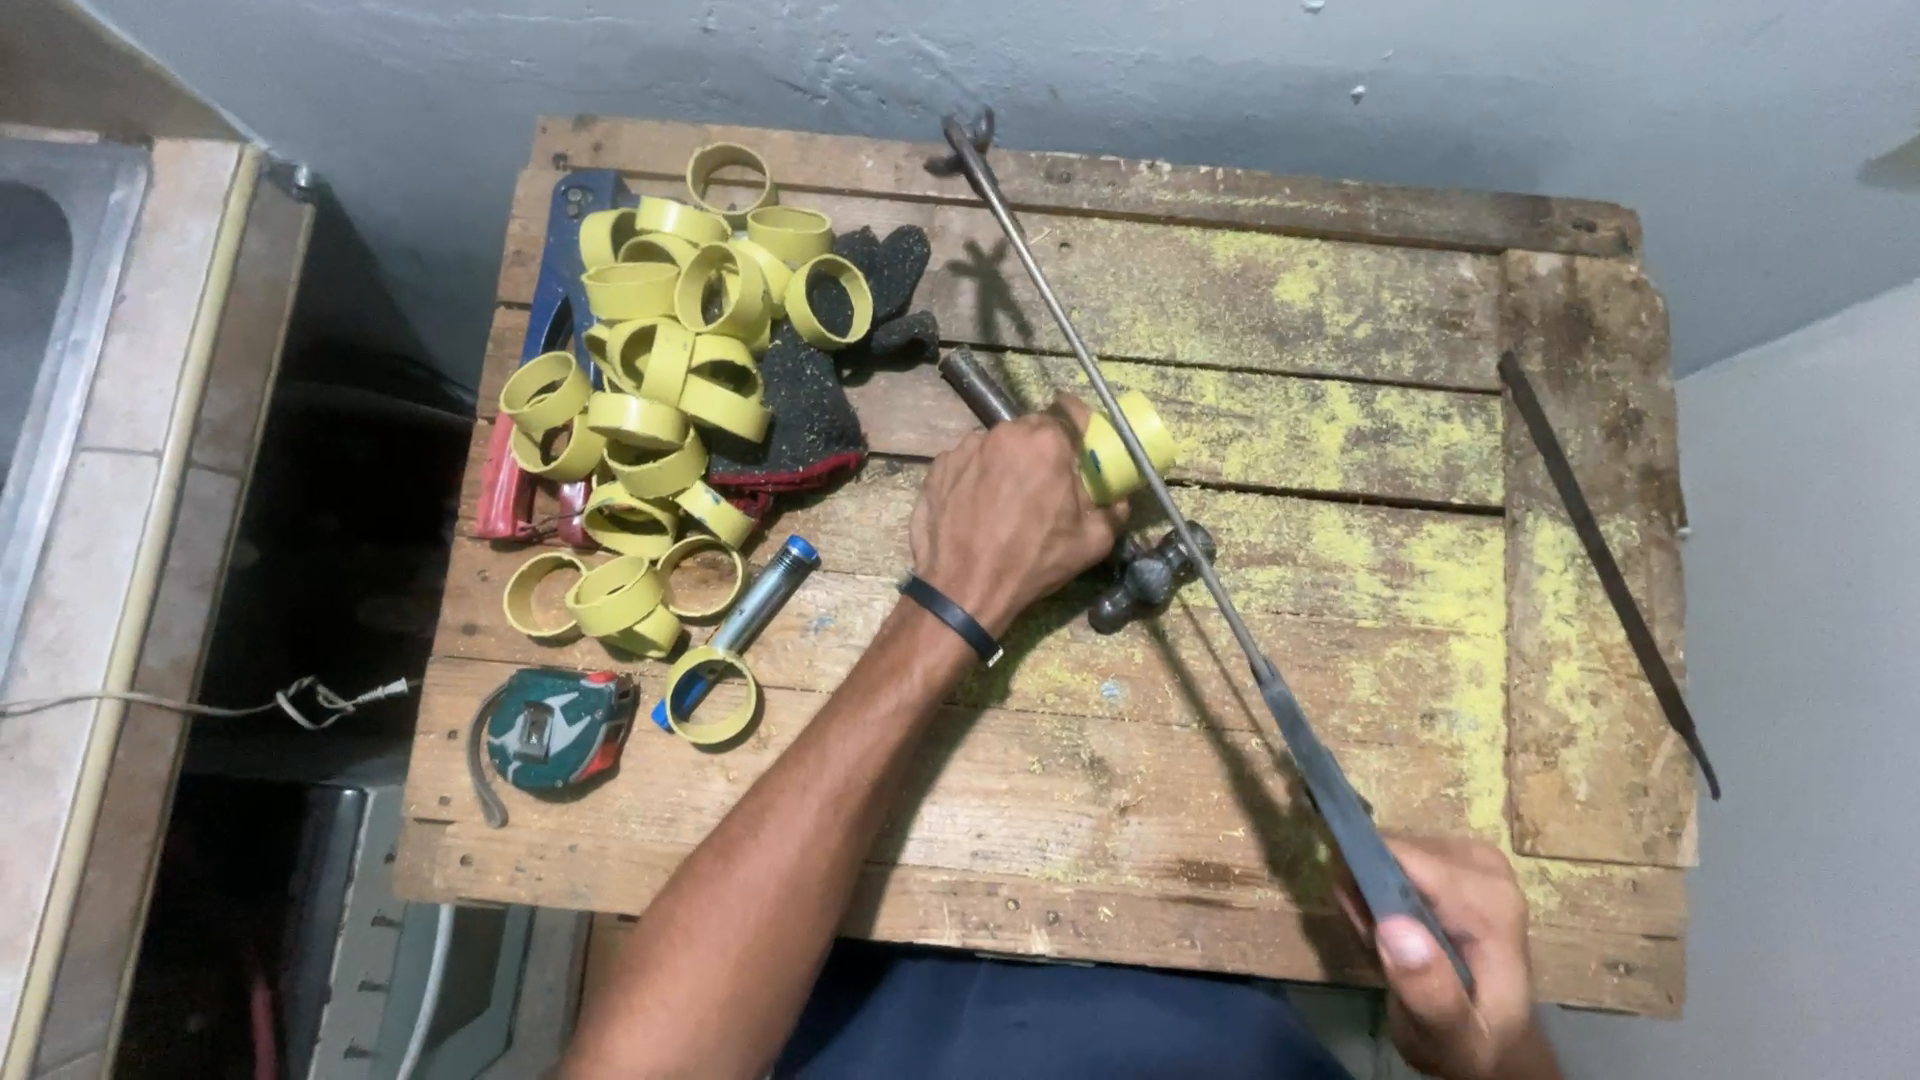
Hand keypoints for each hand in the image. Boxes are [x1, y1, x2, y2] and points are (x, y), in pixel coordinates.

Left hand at [908, 393, 1128, 635]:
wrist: (964, 588)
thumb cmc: (1032, 563)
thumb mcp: (1092, 542)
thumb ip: (1113, 510)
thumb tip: (1118, 497)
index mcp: (1047, 444)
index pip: (1070, 413)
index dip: (1079, 427)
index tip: (1079, 446)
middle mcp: (1004, 434)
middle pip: (1032, 429)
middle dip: (1042, 450)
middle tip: (1044, 483)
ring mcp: (967, 448)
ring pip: (998, 445)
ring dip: (1007, 463)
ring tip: (1005, 501)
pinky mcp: (939, 466)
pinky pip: (968, 462)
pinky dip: (976, 476)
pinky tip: (976, 507)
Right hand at [1335, 837, 1560, 1079]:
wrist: (1495, 1041)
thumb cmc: (1470, 1040)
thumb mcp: (1452, 1039)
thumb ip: (1429, 993)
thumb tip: (1395, 926)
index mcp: (1491, 903)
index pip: (1398, 857)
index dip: (1366, 890)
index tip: (1368, 936)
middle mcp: (1484, 866)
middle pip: (1386, 851)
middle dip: (1367, 894)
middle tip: (1378, 947)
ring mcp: (1471, 855)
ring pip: (1382, 849)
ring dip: (1371, 894)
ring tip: (1388, 942)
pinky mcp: (1455, 853)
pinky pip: (1390, 851)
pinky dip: (1380, 885)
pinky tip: (1396, 924)